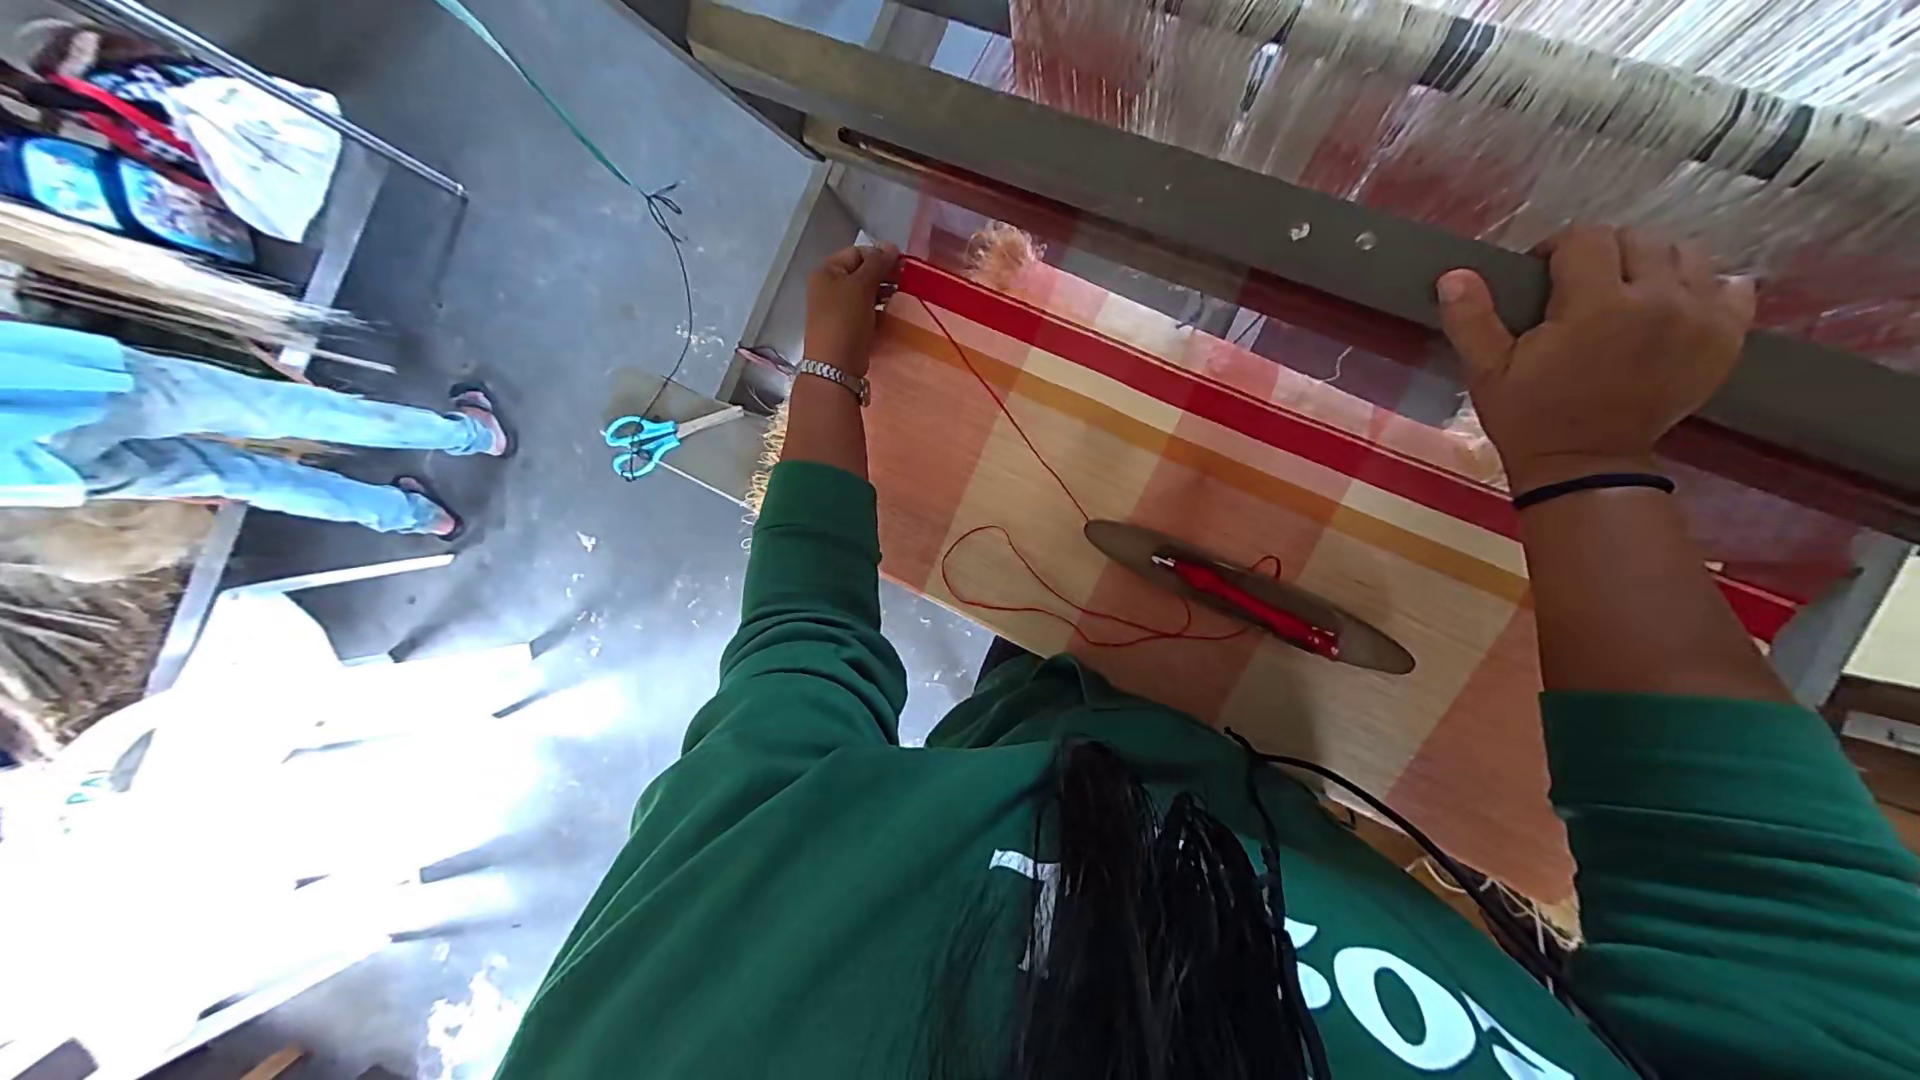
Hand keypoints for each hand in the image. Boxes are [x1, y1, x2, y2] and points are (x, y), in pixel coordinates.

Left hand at [804, 243, 898, 378]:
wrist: (835, 366)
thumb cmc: (845, 320)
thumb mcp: (861, 286)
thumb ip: (877, 263)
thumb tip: (891, 247)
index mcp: (827, 270)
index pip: (858, 252)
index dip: (880, 256)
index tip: (902, 266)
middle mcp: (829, 286)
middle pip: (861, 272)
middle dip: (883, 275)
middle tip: (905, 282)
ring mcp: (837, 308)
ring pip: (865, 292)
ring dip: (883, 293)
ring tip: (900, 297)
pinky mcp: (847, 327)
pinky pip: (866, 311)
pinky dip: (879, 310)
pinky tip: (892, 313)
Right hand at [1435, 226, 1755, 492]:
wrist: (1584, 463)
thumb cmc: (1526, 416)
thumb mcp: (1485, 371)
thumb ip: (1471, 319)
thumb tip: (1455, 275)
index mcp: (1595, 306)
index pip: (1585, 239)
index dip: (1555, 249)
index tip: (1539, 275)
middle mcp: (1659, 300)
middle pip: (1637, 240)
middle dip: (1601, 256)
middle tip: (1573, 291)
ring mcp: (1702, 316)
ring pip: (1684, 256)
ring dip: (1648, 267)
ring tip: (1619, 299)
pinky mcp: (1728, 335)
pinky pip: (1730, 284)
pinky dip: (1699, 288)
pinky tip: (1665, 310)